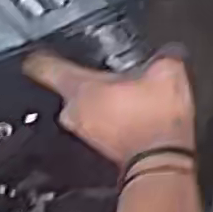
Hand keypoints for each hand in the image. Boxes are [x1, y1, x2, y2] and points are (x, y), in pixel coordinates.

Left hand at [23, 51, 195, 164]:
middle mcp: (73, 112)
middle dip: (96, 80)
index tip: (43, 52)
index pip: (44, 67)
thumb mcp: (169, 72)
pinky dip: (116, 117)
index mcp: (80, 88)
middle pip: (73, 87)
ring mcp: (84, 132)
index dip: (43, 55)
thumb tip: (168, 53)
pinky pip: (102, 123)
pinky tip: (141, 114)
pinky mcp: (100, 146)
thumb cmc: (157, 118)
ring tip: (137, 96)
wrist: (163, 158)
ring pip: (88, 106)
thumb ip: (164, 56)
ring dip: (107, 100)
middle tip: (122, 75)